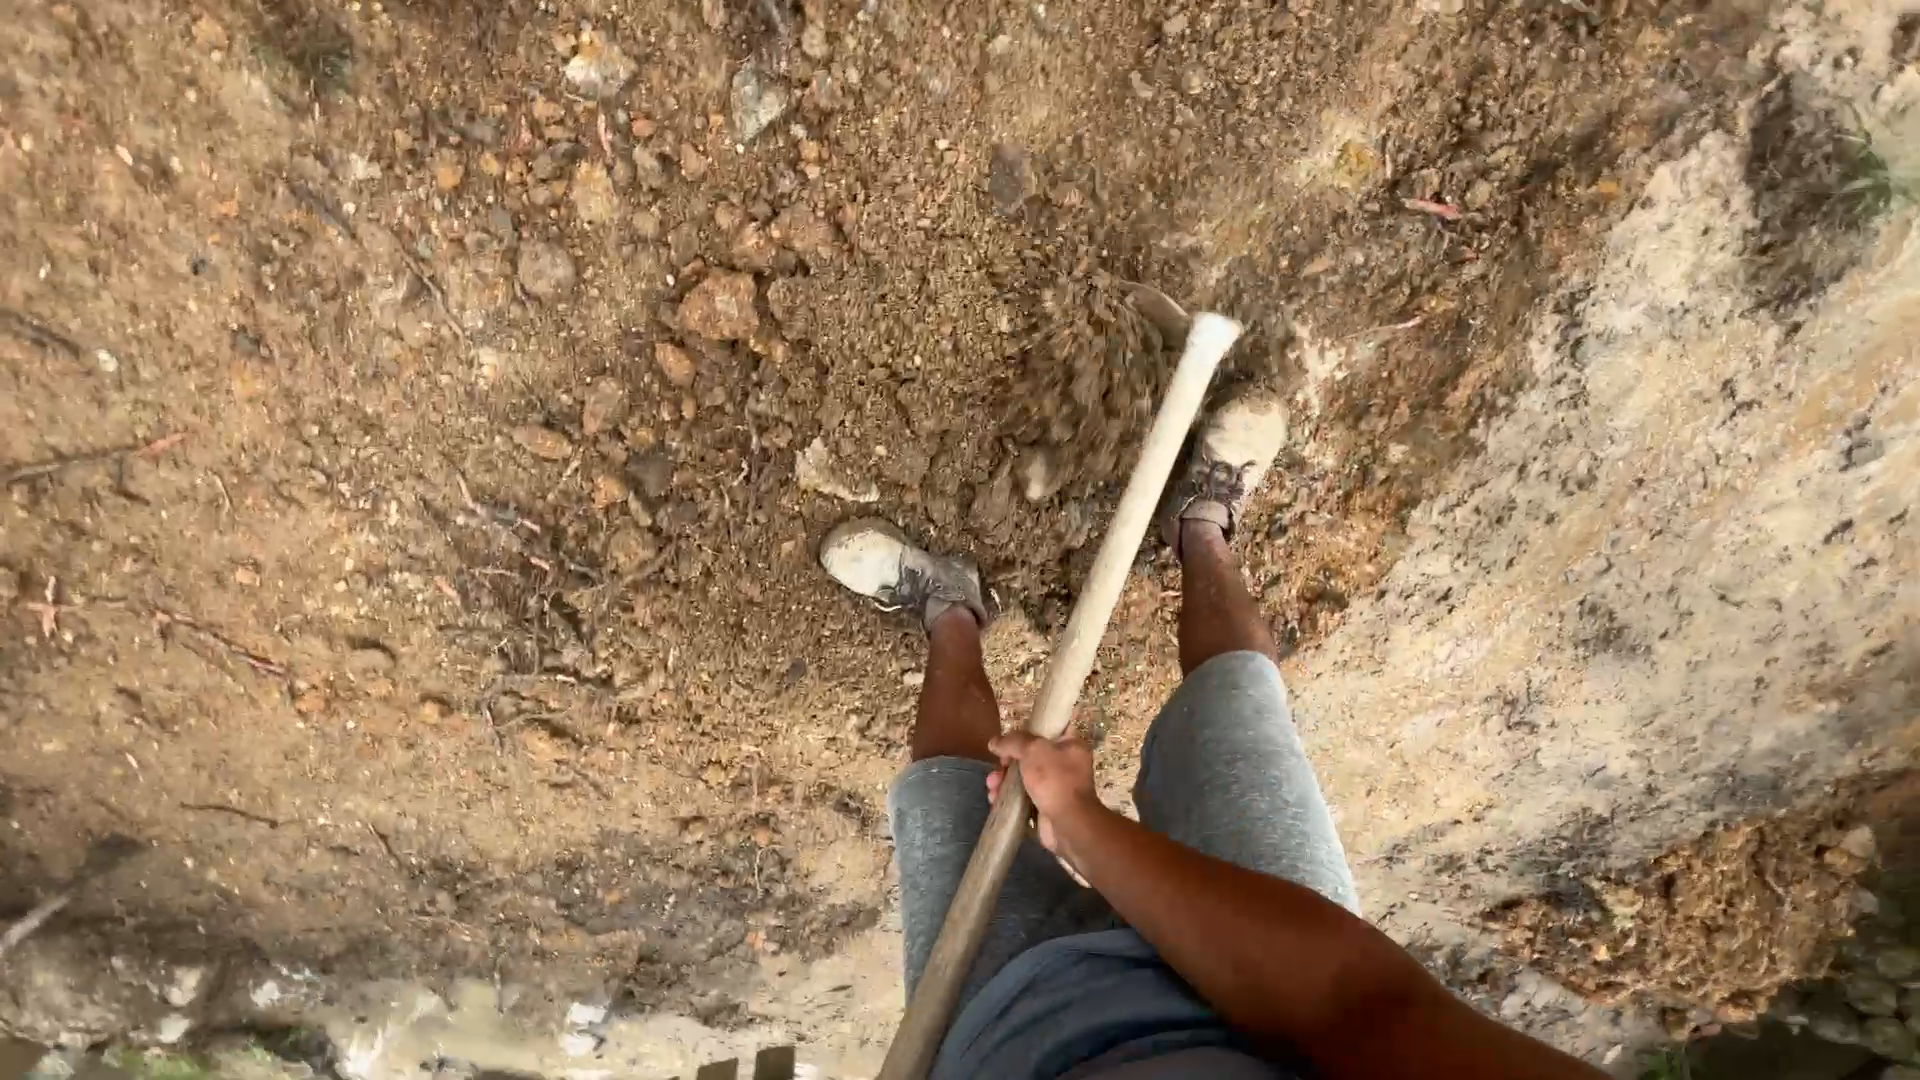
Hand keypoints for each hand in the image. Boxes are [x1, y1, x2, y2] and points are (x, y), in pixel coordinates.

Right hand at [986, 732, 1103, 862]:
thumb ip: (1012, 741)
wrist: (1068, 824)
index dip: (1026, 733)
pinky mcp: (1044, 807)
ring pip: (1022, 778)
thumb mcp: (1033, 749)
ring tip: (992, 787)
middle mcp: (1064, 765)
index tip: (1009, 741)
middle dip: (1008, 762)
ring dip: (1003, 780)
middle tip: (998, 768)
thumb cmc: (1055, 779)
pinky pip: (1021, 797)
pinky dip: (1007, 797)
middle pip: (1029, 756)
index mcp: (1070, 745)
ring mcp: (1055, 787)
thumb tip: (994, 742)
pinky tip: (995, 799)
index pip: (1047, 731)